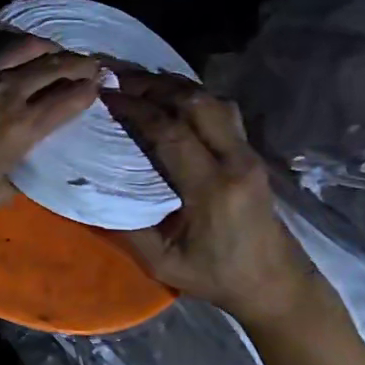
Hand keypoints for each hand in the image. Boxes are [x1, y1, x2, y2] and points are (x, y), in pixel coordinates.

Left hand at [0, 29, 101, 233]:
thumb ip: (20, 175)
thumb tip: (28, 162)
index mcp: (20, 130)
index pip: (68, 101)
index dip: (88, 90)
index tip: (98, 86)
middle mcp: (4, 95)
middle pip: (52, 66)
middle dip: (78, 62)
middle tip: (89, 63)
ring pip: (21, 46)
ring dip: (45, 46)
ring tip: (53, 50)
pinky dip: (5, 40)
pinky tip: (11, 44)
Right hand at [101, 69, 325, 326]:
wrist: (277, 284)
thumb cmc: (217, 277)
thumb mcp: (162, 262)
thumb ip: (126, 229)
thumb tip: (87, 193)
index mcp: (212, 188)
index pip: (170, 132)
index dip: (135, 108)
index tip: (104, 96)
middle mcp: (236, 162)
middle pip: (196, 102)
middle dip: (154, 85)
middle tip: (117, 79)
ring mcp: (249, 154)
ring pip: (213, 101)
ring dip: (174, 87)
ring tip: (139, 84)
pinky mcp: (251, 154)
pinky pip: (222, 111)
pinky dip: (192, 97)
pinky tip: (169, 100)